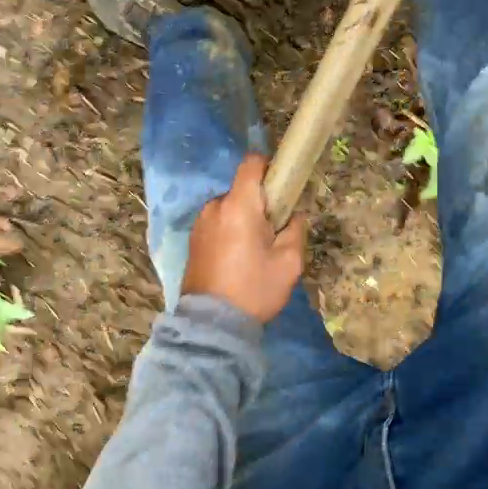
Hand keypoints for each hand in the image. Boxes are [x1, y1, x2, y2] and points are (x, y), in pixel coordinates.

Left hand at [179, 154, 307, 322]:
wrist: (212, 325)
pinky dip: (229, 232)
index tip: (282, 187)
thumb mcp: (288, 263)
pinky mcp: (192, 240)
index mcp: (238, 205)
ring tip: (254, 252)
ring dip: (243, 220)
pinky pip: (217, 224)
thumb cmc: (253, 289)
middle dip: (259, 204)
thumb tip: (293, 216)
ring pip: (229, 208)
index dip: (269, 167)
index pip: (251, 163)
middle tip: (273, 233)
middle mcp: (215, 206)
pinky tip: (236, 260)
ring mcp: (200, 223)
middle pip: (242, 190)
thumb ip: (295, 231)